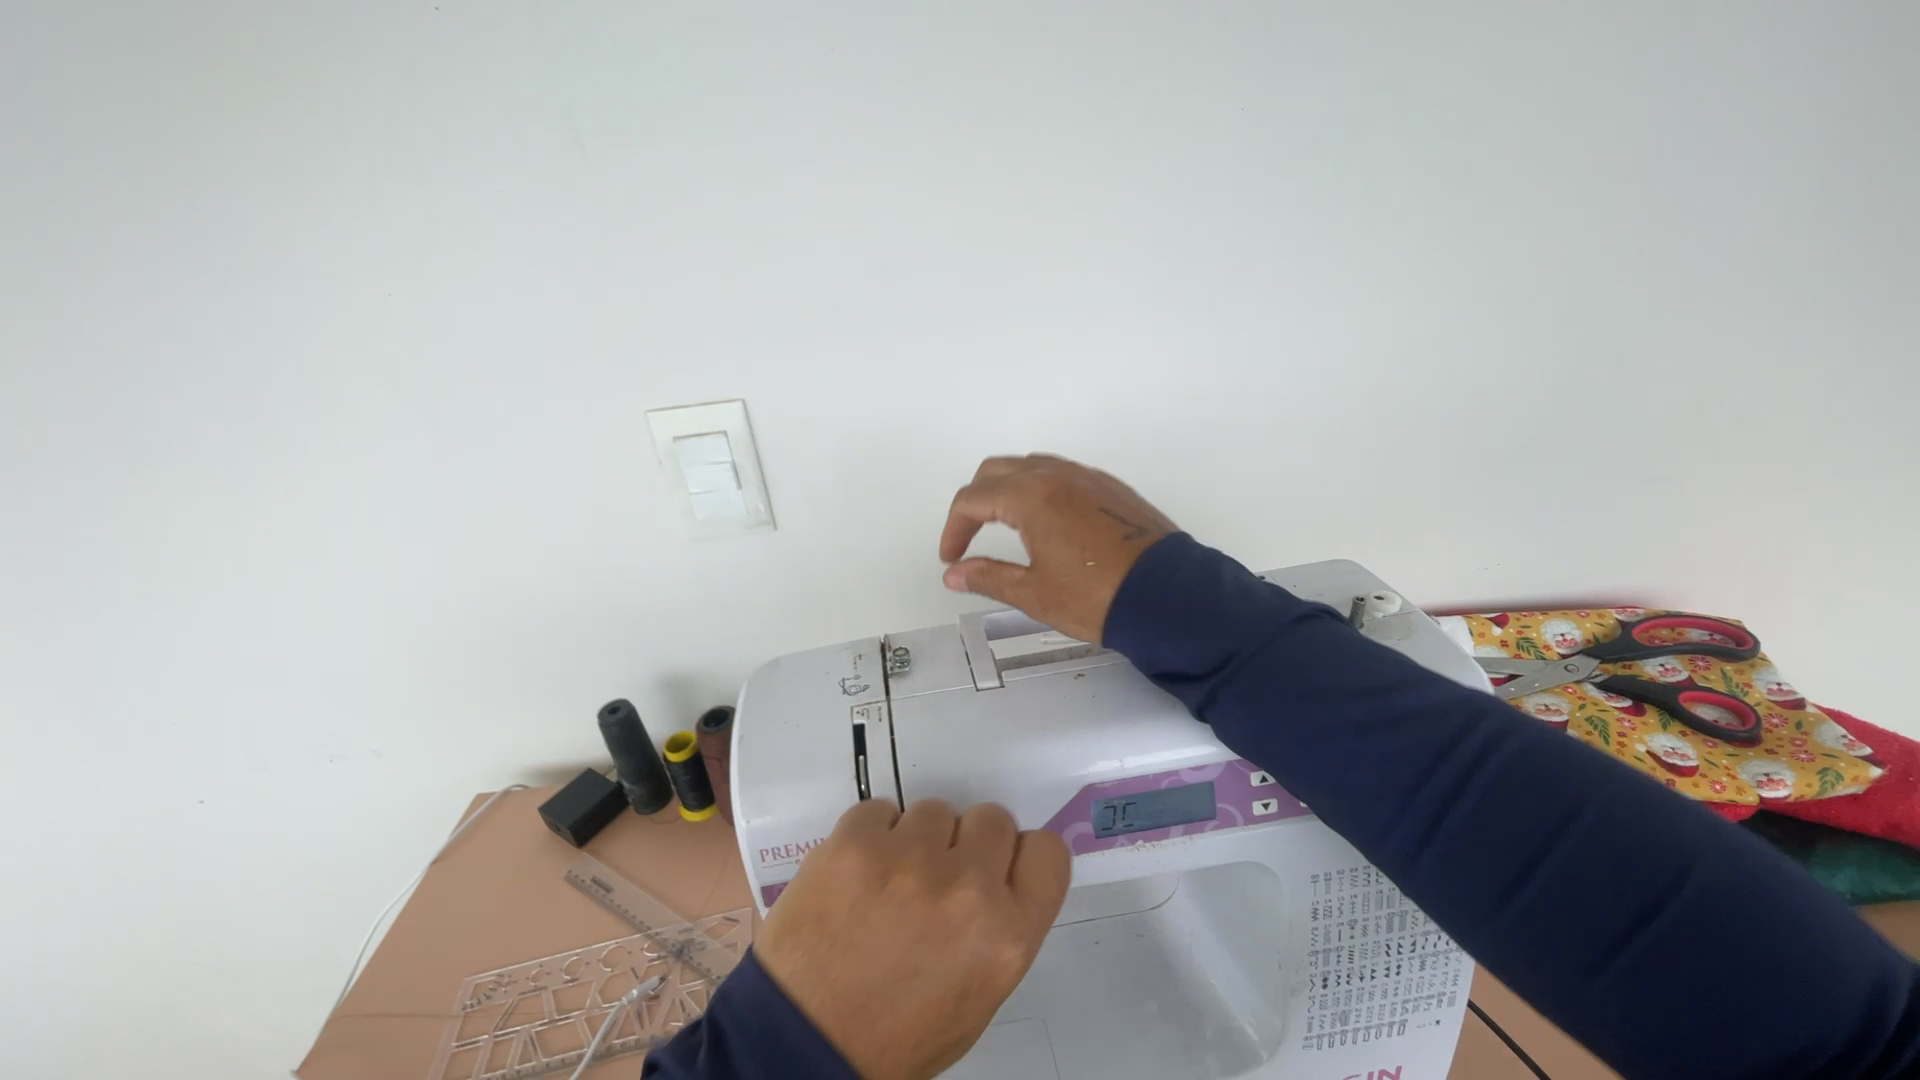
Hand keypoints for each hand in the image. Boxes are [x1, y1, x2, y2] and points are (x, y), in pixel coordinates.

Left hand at [752, 799, 1070, 1079]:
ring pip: (933, 810)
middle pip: (991, 818)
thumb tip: (997, 876)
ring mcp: (908, 860)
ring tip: (887, 883)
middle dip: (966, 844)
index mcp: (1007, 936)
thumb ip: (999, 929)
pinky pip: (879, 809)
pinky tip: (855, 874)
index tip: (995, 868)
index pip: (1046, 851)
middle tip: (935, 878)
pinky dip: (870, 835)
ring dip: (916, 839)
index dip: (1019, 856)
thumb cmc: (896, 1033)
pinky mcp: (854, 844)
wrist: (801, 1042)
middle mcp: (967, 889)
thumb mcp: (976, 998)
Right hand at [940, 454, 1177, 642]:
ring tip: (1004, 527)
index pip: (973, 499)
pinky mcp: (1112, 489)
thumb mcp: (1034, 593)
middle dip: (975, 501)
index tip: (952, 558)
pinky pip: (1064, 474)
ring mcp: (1088, 478)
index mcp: (1032, 497)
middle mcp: (1058, 476)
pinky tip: (1047, 522)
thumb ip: (988, 577)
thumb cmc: (1096, 597)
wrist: (1168, 598)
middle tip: (970, 537)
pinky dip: (1042, 489)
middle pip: (997, 471)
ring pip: (1032, 466)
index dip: (953, 529)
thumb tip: (954, 574)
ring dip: (1008, 489)